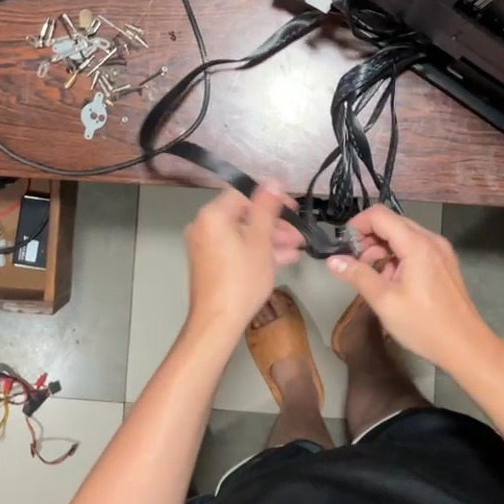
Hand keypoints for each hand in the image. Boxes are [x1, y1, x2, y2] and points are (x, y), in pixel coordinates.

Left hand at [183, 183, 304, 337]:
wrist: (218, 322)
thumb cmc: (241, 279)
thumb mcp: (260, 241)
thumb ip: (266, 208)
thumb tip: (273, 181)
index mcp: (213, 215)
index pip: (245, 194)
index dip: (272, 198)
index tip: (294, 209)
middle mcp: (204, 226)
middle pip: (245, 215)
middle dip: (274, 223)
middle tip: (299, 233)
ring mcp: (206, 246)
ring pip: (243, 234)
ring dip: (270, 239)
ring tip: (298, 247)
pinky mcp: (211, 263)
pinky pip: (237, 248)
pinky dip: (257, 251)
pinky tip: (285, 258)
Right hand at [326, 205, 495, 370]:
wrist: (467, 347)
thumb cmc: (424, 324)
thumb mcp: (384, 301)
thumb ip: (357, 275)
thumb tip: (332, 260)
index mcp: (416, 244)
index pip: (379, 215)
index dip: (357, 225)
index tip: (345, 248)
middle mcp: (431, 240)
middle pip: (392, 222)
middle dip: (368, 238)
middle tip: (355, 263)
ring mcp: (441, 251)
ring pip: (403, 235)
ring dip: (382, 249)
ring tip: (371, 275)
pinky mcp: (444, 263)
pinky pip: (415, 248)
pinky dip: (398, 257)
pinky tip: (392, 281)